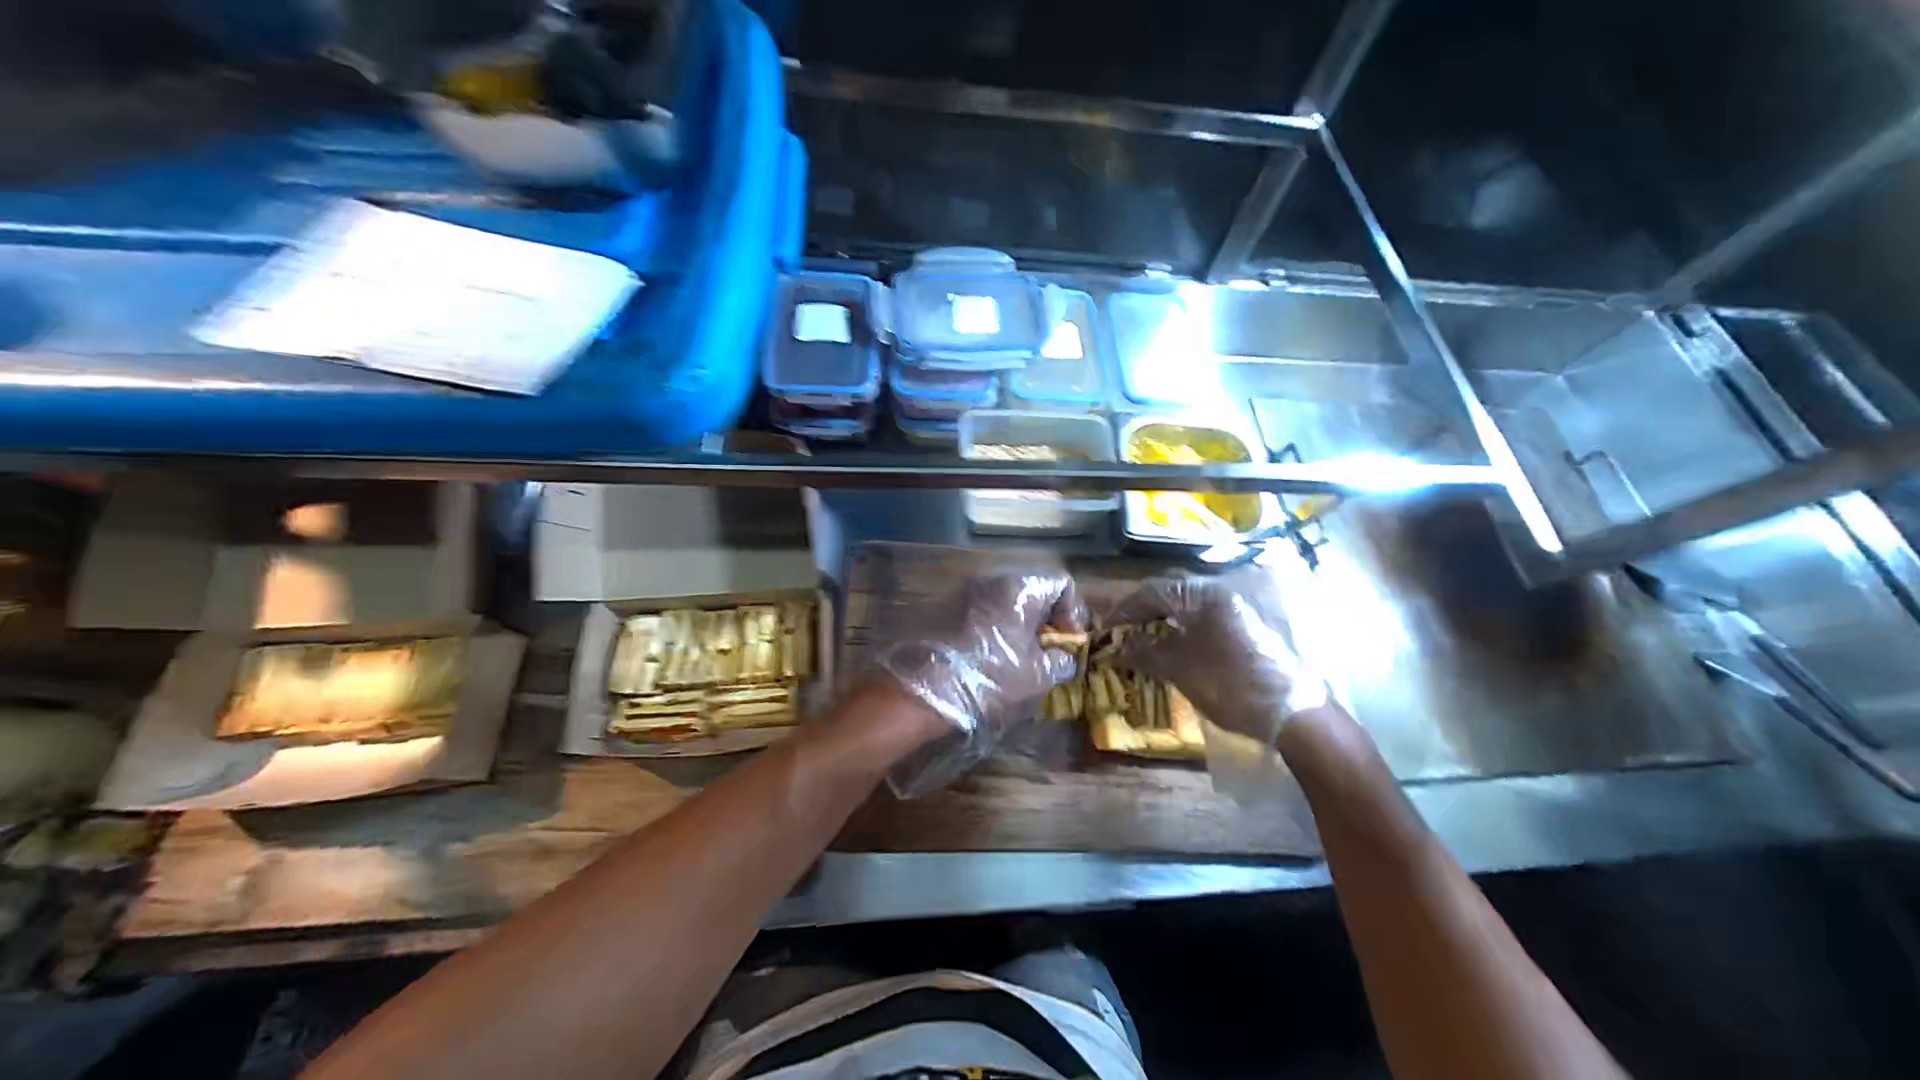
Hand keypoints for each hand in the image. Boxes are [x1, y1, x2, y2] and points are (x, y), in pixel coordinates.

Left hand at [872, 570, 1083, 737]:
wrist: (923, 691)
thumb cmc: (989, 678)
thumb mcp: (1038, 676)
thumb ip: (1061, 659)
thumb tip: (1063, 656)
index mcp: (1020, 588)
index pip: (1061, 583)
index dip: (1073, 612)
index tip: (1068, 642)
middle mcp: (992, 580)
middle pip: (1033, 589)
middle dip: (1046, 618)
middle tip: (1048, 650)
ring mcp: (966, 592)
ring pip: (1006, 601)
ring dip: (1020, 624)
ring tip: (1022, 656)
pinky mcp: (945, 607)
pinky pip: (983, 611)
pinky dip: (996, 628)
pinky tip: (993, 656)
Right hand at [1104, 570, 1325, 744]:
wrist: (1291, 713)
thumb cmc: (1229, 684)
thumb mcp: (1178, 668)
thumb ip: (1143, 652)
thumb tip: (1113, 650)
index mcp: (1202, 595)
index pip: (1151, 591)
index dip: (1123, 610)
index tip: (1104, 629)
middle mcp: (1219, 594)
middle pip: (1169, 596)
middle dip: (1141, 614)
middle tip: (1119, 635)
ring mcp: (1234, 611)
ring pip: (1186, 609)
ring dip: (1160, 623)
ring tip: (1139, 644)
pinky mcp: (1243, 629)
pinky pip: (1201, 621)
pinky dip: (1180, 632)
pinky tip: (1169, 650)